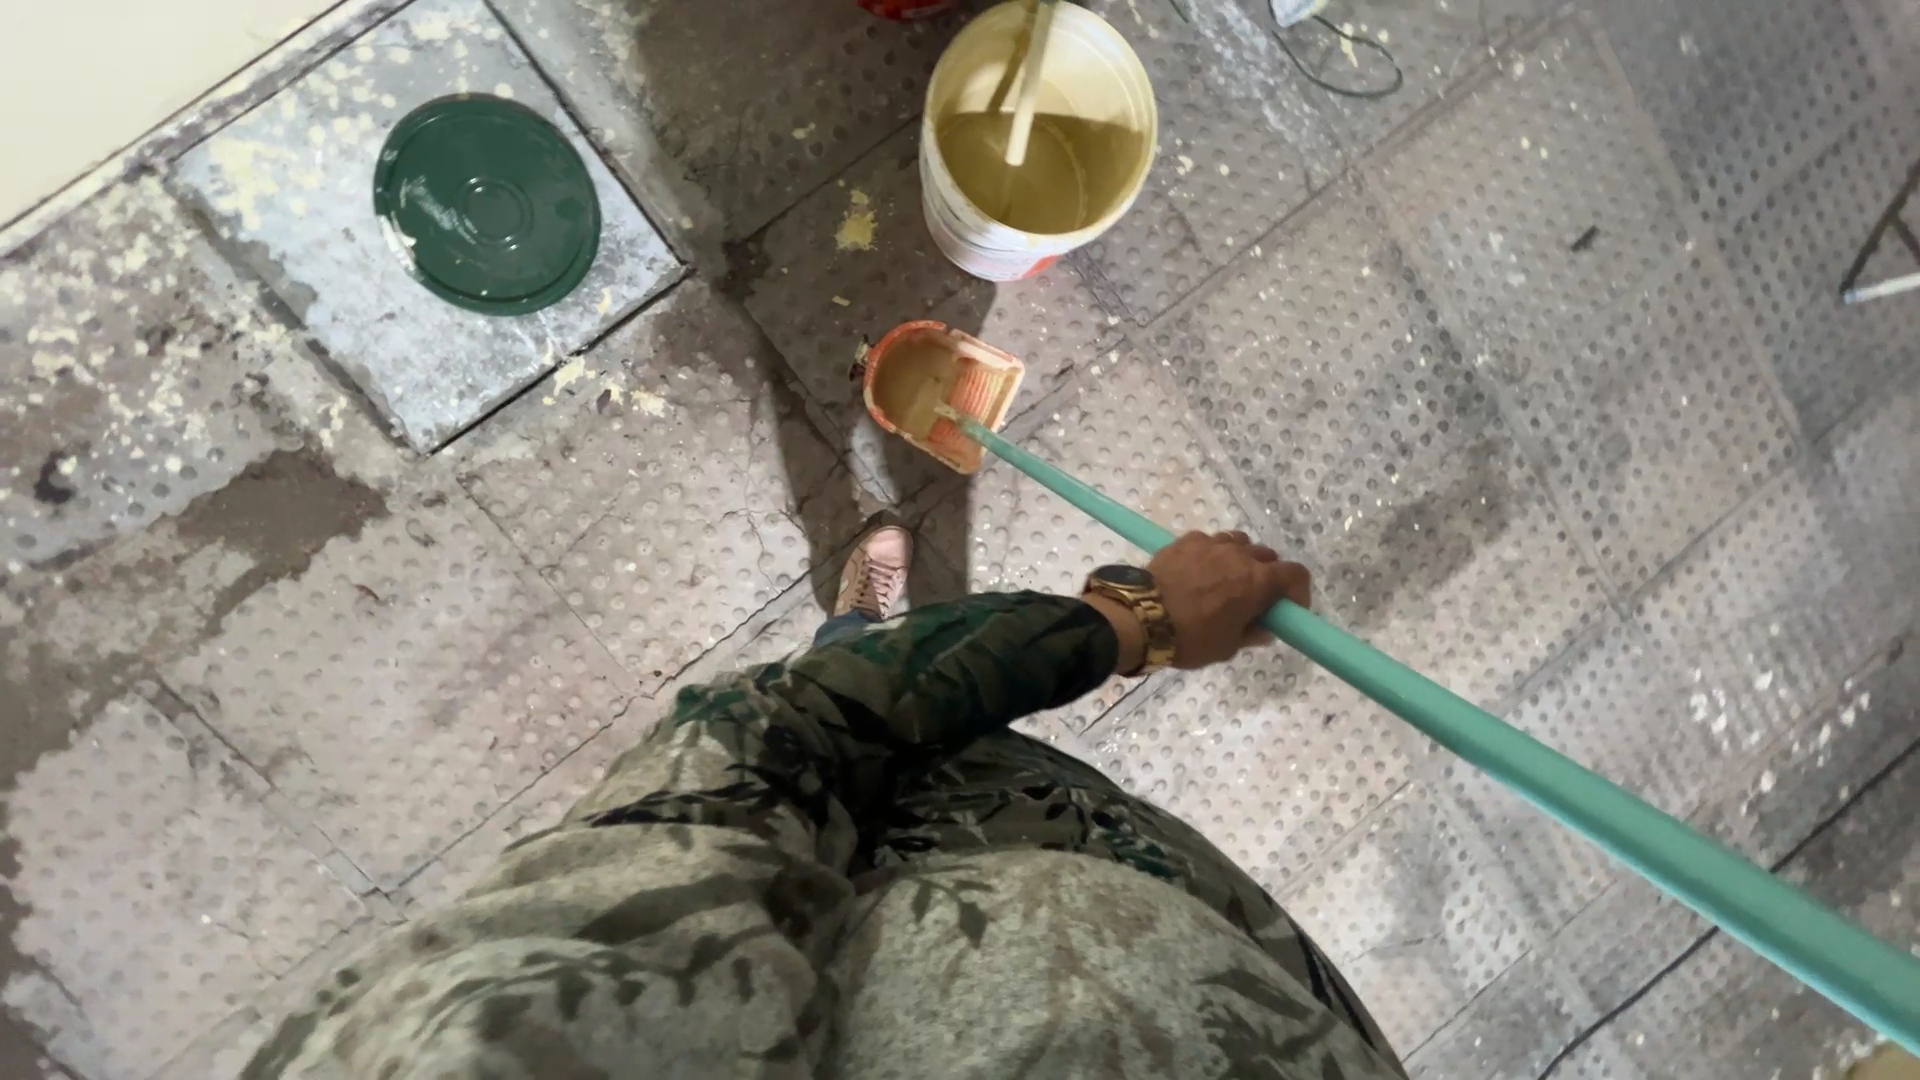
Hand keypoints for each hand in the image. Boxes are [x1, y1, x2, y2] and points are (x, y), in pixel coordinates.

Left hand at [1148, 530, 1310, 669]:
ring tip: (1225, 580)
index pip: (1295, 575)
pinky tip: (1198, 570)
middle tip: (1253, 597)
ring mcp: (1210, 544)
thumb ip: (1251, 633)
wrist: (1139, 618)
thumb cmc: (1190, 638)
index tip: (1288, 608)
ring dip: (1240, 559)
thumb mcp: (1227, 646)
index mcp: (1257, 581)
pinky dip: (1210, 553)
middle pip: (1266, 557)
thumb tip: (1265, 629)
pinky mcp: (1184, 541)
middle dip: (1267, 575)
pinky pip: (1207, 541)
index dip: (1297, 591)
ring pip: (1237, 543)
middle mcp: (1238, 556)